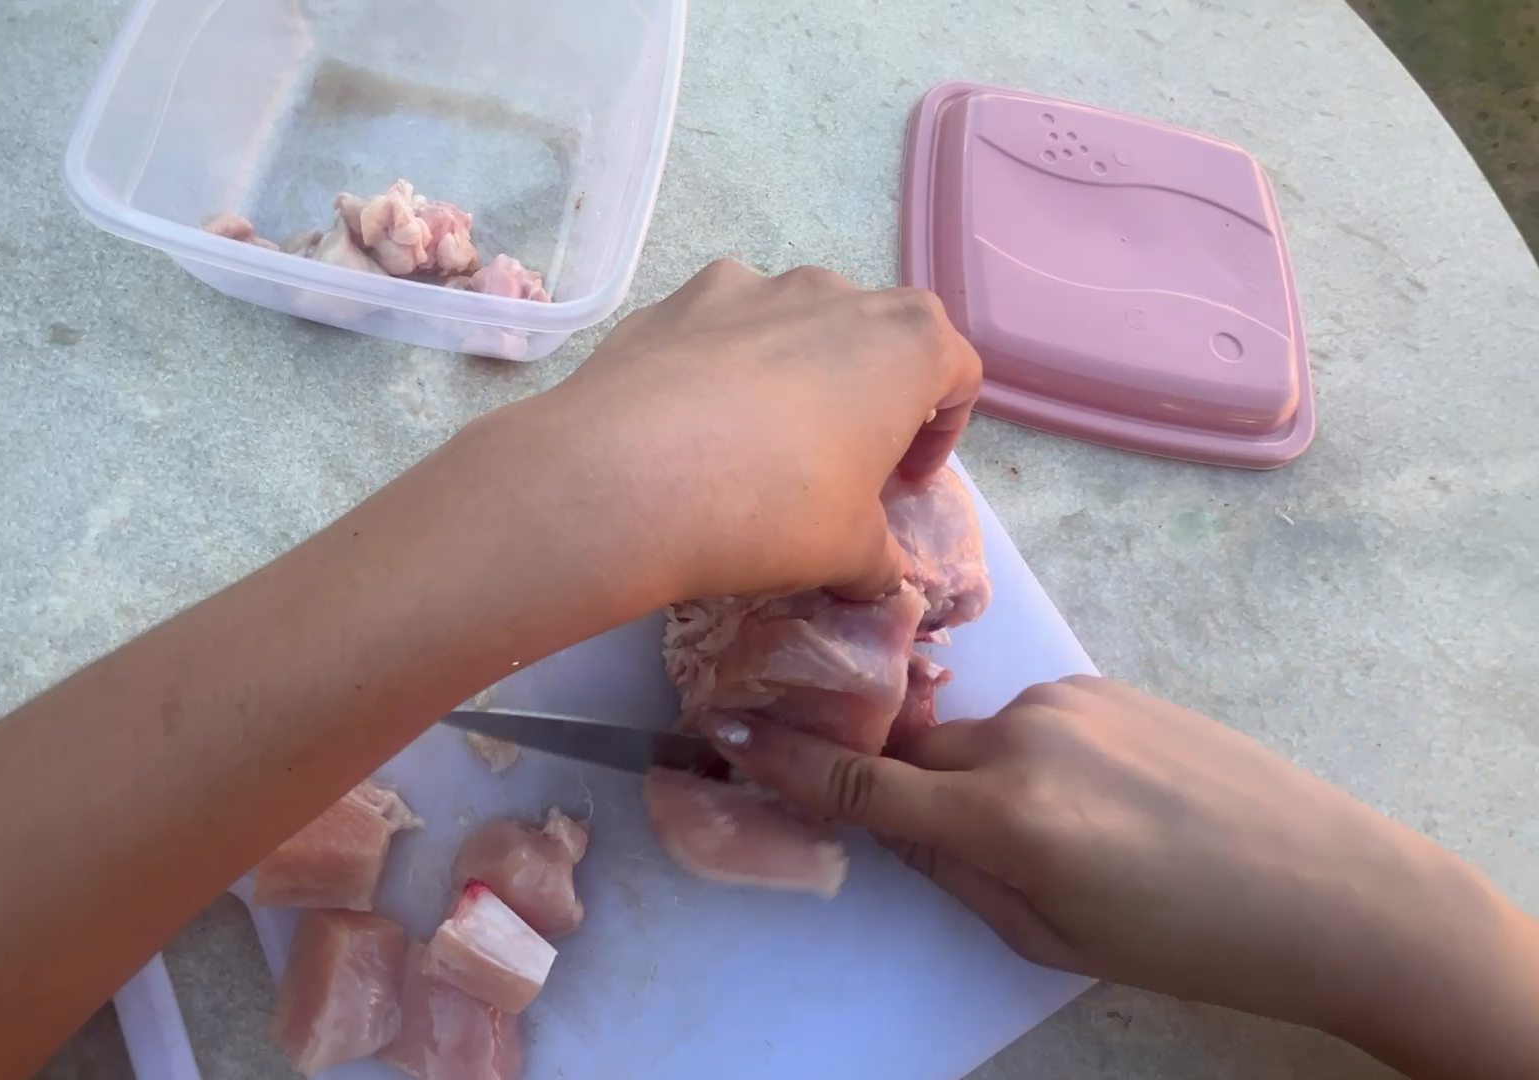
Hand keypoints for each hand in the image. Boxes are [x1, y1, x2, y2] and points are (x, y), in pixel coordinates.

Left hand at [492, 259, 980, 603]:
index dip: (941, 430)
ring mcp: (742, 287)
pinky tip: (684, 422)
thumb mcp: (846, 554)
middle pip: (869, 340)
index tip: (904, 480)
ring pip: (786, 327)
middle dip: (863, 399)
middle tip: (832, 464)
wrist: (623, 480)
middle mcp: (829, 292)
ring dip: (788, 374)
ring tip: (751, 441)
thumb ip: (880, 562)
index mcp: (904, 341)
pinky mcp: (668, 303)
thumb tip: (881, 578)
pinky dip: (714, 367)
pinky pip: (711, 333)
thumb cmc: (768, 510)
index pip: (956, 371)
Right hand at [707, 677, 1538, 1079]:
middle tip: (968, 830)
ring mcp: (1060, 697)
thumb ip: (950, 870)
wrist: (1344, 891)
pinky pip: (1022, 715)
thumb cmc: (1185, 941)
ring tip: (1071, 818)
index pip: (862, 784)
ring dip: (982, 772)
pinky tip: (1103, 786)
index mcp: (1010, 820)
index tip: (726, 729)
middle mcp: (1023, 740)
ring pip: (968, 733)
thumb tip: (888, 822)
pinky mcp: (1091, 678)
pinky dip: (1032, 750)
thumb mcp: (1049, 935)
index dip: (785, 759)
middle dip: (912, 782)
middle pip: (911, 747)